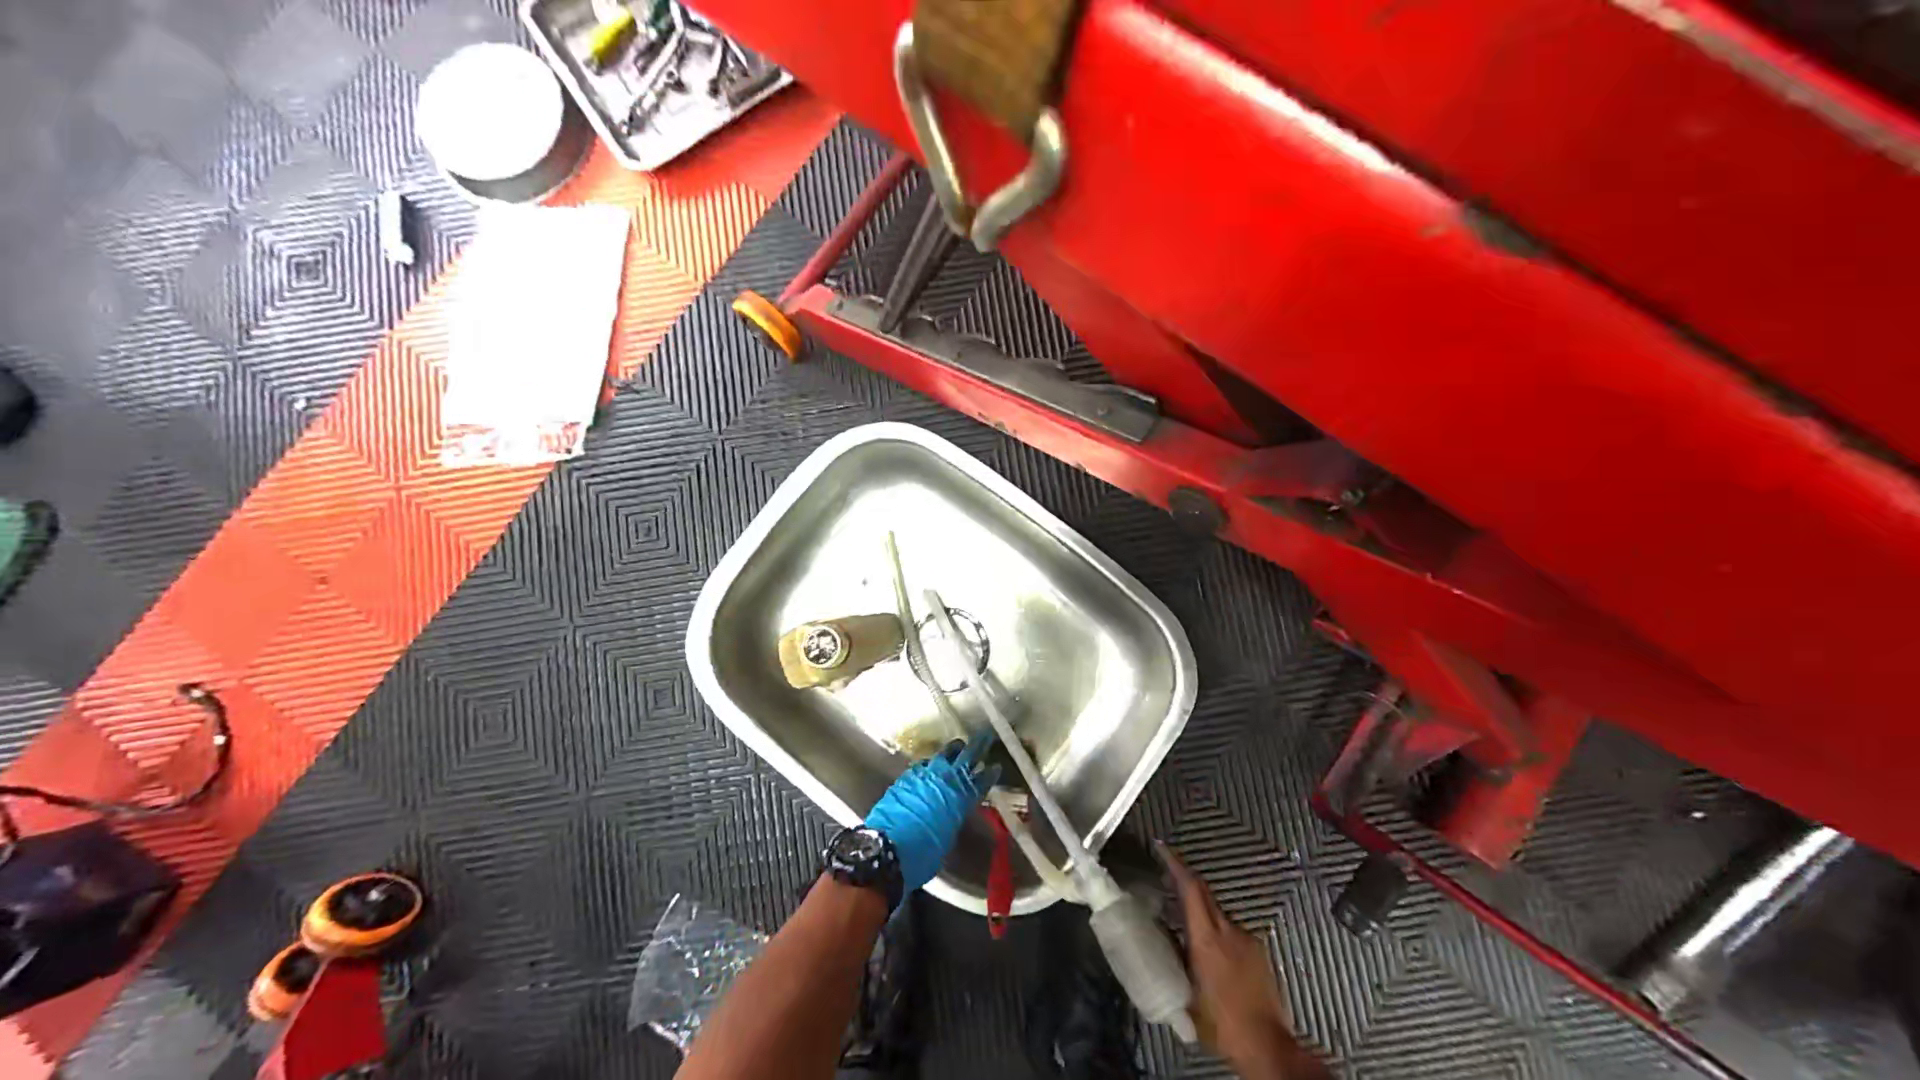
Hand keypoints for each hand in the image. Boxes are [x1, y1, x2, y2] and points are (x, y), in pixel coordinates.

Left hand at [865, 734, 999, 894]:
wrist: (887, 848)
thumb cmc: (922, 854)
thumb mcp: (947, 838)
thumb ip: (953, 819)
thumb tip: (953, 813)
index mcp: (961, 799)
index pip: (981, 781)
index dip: (990, 773)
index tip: (996, 765)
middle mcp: (946, 781)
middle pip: (966, 758)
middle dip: (978, 746)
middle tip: (986, 736)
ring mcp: (925, 775)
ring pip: (944, 754)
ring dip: (953, 750)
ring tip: (959, 745)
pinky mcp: (906, 777)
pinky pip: (924, 764)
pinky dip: (931, 763)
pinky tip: (931, 764)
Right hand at [1159, 842, 1326, 1079]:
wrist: (1268, 1048)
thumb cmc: (1222, 1025)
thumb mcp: (1187, 994)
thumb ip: (1175, 959)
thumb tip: (1162, 936)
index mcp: (1207, 940)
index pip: (1191, 889)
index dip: (1176, 865)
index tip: (1162, 849)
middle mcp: (1228, 931)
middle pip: (1204, 893)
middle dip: (1184, 880)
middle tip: (1166, 876)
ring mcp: (1247, 940)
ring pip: (1218, 914)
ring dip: (1202, 913)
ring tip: (1186, 929)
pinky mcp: (1260, 952)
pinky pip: (1232, 932)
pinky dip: (1218, 933)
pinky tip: (1213, 955)